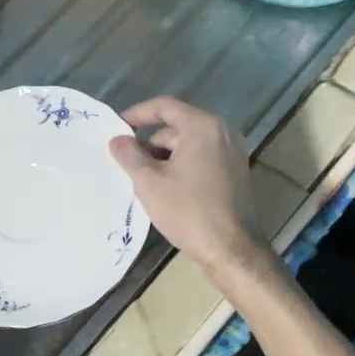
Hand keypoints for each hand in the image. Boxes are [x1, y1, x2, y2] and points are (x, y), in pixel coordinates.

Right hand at [108, 97, 261, 272]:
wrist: (231, 249)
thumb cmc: (188, 211)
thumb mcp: (150, 182)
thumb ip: (130, 155)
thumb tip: (117, 140)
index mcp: (203, 126)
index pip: (165, 107)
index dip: (138, 113)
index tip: (118, 126)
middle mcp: (223, 132)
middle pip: (178, 128)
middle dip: (151, 143)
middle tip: (128, 164)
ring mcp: (233, 153)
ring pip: (190, 145)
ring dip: (166, 158)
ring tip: (145, 182)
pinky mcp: (236, 172)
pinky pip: (203, 159)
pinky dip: (183, 166)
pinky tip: (168, 189)